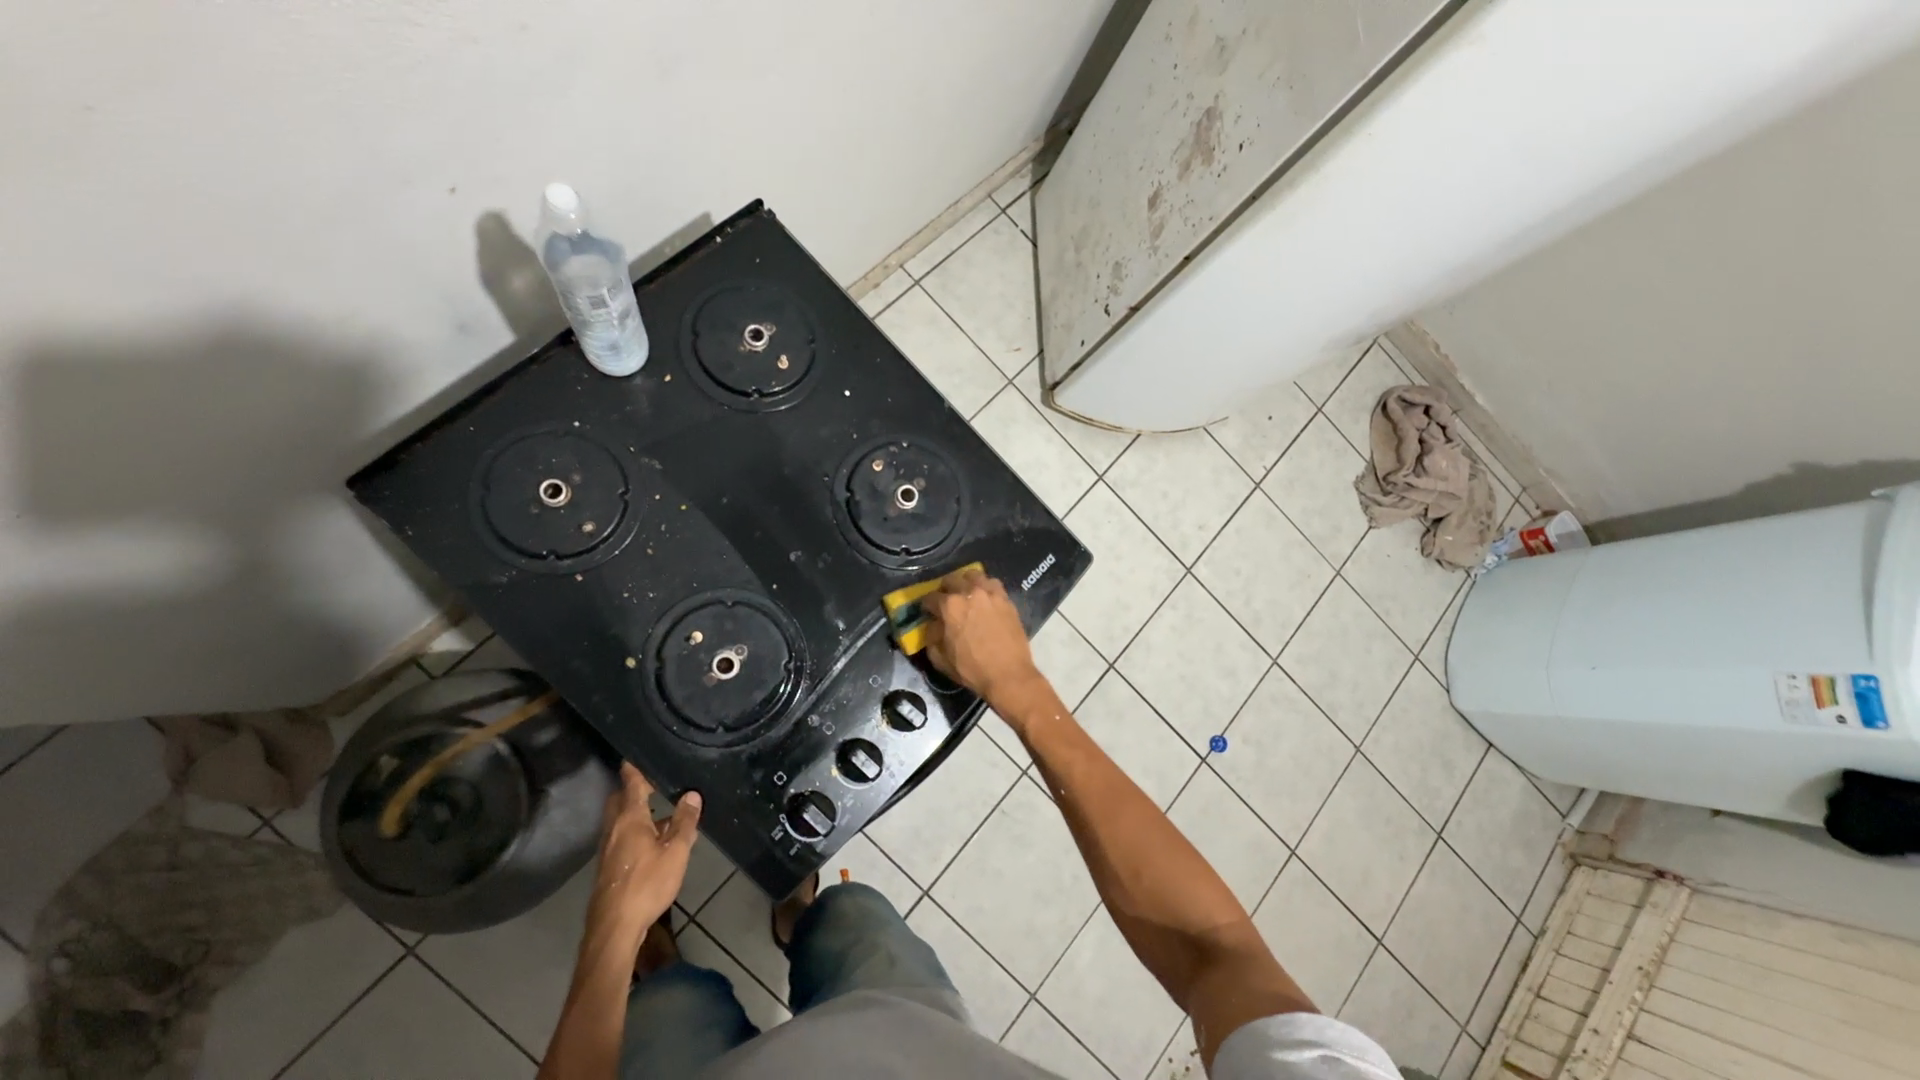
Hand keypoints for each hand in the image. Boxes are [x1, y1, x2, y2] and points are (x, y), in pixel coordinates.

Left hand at [584, 764, 701, 938]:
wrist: (615, 925)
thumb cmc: (647, 884)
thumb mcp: (675, 852)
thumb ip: (684, 822)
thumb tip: (692, 795)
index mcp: (630, 818)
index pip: (631, 783)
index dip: (635, 767)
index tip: (638, 754)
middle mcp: (614, 828)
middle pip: (621, 800)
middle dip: (634, 789)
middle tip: (655, 783)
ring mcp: (608, 847)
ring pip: (621, 820)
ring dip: (637, 813)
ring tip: (663, 814)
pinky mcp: (609, 865)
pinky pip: (622, 836)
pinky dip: (636, 830)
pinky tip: (653, 843)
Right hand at [923, 568, 1046, 714]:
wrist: (1008, 674)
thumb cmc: (972, 669)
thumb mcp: (940, 659)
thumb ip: (931, 638)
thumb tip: (933, 625)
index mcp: (949, 606)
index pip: (930, 597)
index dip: (926, 605)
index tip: (928, 612)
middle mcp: (969, 592)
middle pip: (951, 580)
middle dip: (945, 590)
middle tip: (946, 602)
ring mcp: (990, 593)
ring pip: (973, 575)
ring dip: (966, 583)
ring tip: (967, 594)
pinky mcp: (1006, 599)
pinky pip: (992, 583)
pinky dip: (985, 587)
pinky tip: (985, 598)